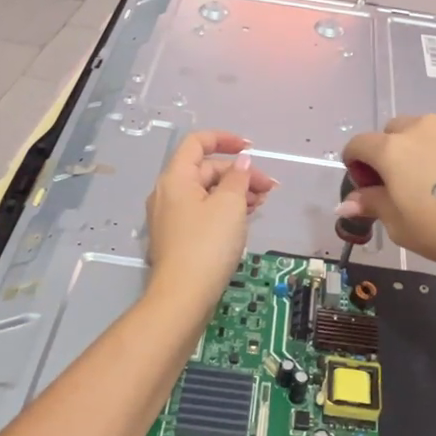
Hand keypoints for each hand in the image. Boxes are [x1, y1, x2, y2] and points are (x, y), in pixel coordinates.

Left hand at [145, 131, 277, 304]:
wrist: (183, 296)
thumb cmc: (208, 244)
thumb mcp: (230, 205)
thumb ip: (238, 178)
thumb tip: (241, 163)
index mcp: (175, 178)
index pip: (197, 143)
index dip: (224, 139)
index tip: (251, 148)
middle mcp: (167, 193)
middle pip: (205, 170)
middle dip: (239, 174)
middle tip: (268, 189)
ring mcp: (170, 217)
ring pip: (206, 193)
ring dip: (235, 193)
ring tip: (261, 204)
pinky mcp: (176, 238)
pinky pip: (202, 212)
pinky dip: (224, 210)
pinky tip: (244, 220)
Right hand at [338, 115, 435, 272]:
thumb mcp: (400, 226)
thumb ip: (372, 205)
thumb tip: (347, 203)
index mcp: (392, 149)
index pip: (358, 145)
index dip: (354, 166)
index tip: (365, 189)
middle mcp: (419, 129)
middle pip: (390, 132)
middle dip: (385, 154)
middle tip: (396, 187)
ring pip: (421, 133)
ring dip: (415, 152)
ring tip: (430, 185)